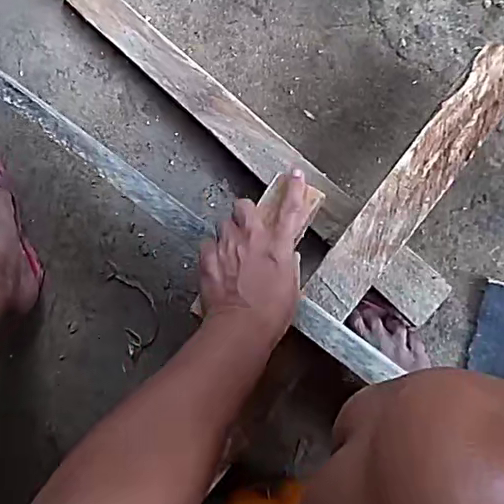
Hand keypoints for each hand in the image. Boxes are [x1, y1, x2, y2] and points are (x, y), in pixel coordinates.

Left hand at [197, 172, 319, 339]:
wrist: (240, 328)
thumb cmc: (271, 314)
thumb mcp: (291, 288)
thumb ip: (287, 265)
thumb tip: (286, 257)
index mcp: (278, 245)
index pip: (290, 209)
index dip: (295, 189)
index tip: (296, 175)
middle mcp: (252, 238)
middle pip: (245, 206)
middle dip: (246, 213)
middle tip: (248, 228)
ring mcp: (227, 245)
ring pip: (224, 225)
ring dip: (228, 234)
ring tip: (232, 254)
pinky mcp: (208, 258)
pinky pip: (208, 245)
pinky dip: (212, 252)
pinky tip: (218, 266)